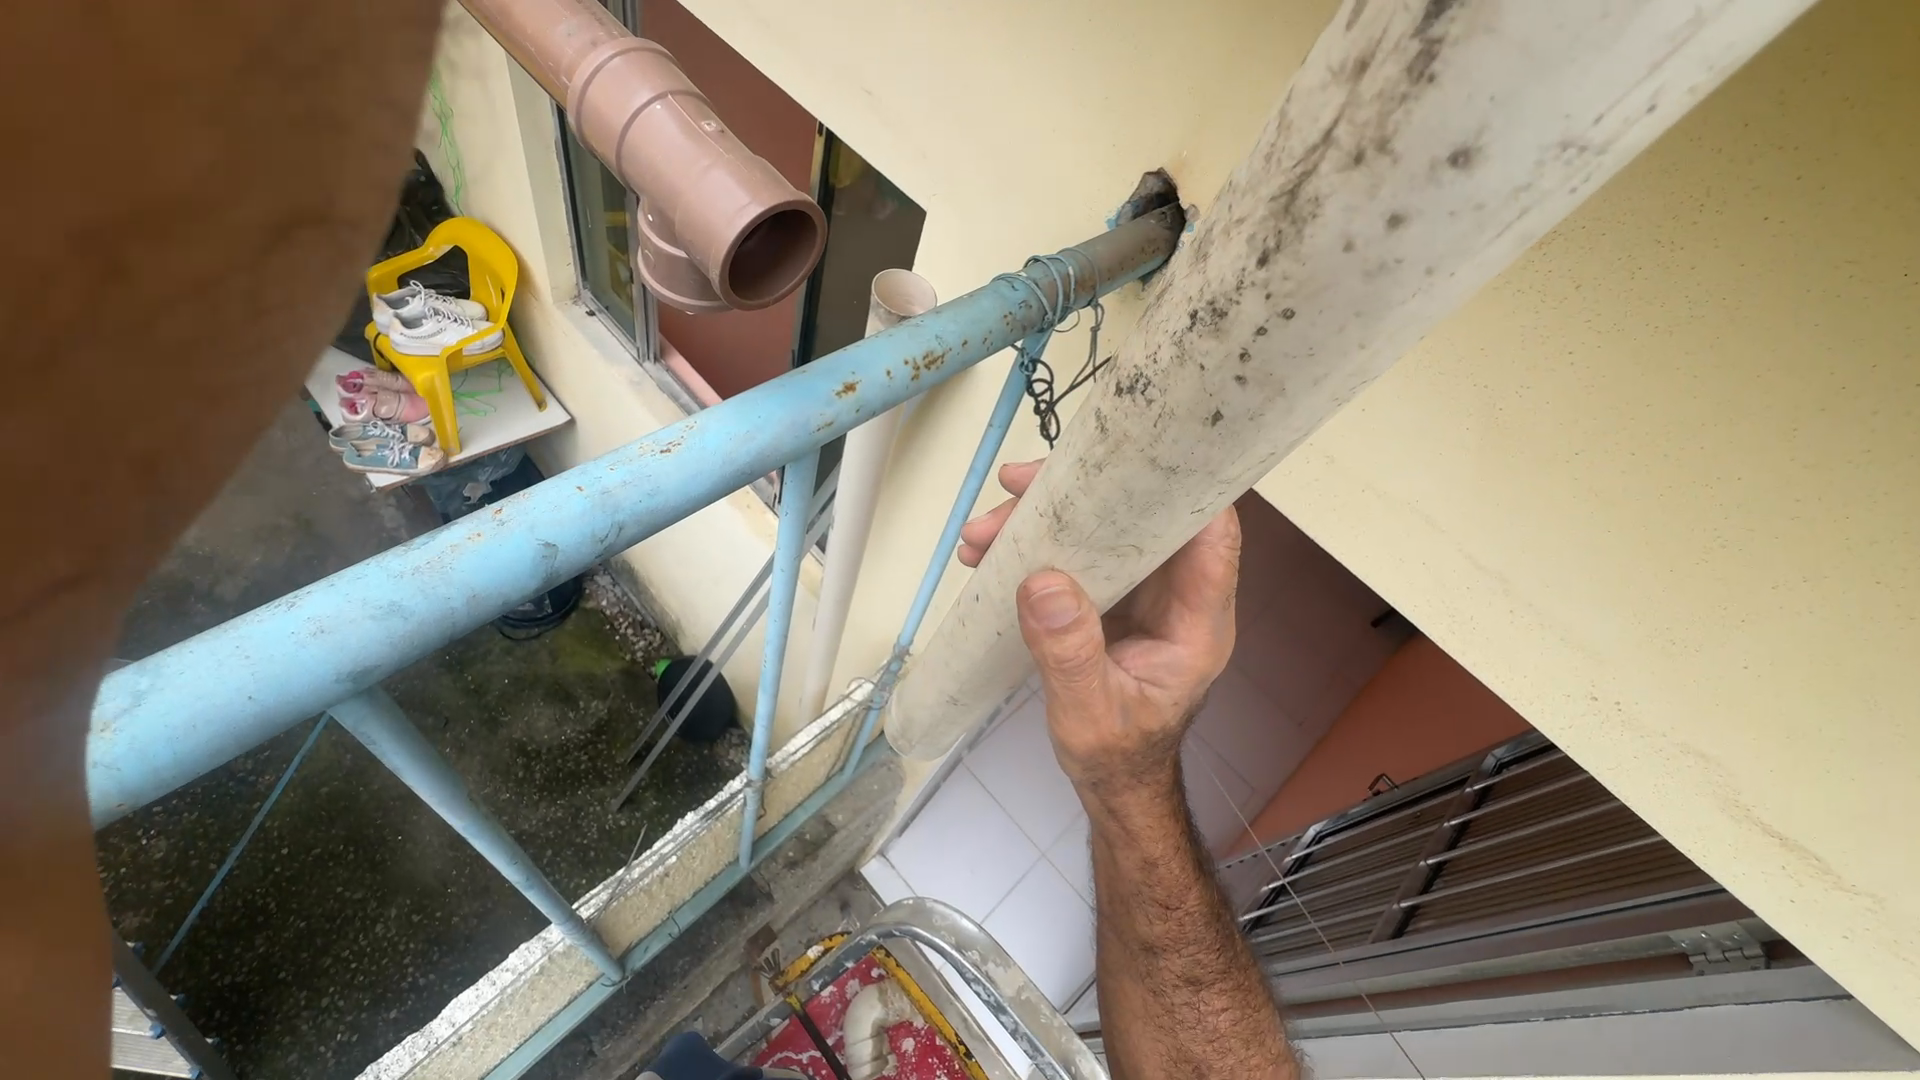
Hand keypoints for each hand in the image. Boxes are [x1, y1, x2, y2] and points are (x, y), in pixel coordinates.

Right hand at [959, 459, 1240, 803]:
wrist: (1110, 779)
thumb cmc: (1116, 757)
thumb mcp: (1089, 715)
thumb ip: (1070, 655)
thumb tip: (1042, 581)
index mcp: (1195, 623)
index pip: (1211, 538)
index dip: (1182, 489)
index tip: (1123, 460)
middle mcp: (1175, 596)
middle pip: (1144, 518)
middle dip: (1078, 497)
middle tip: (1014, 488)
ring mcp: (1143, 594)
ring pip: (1104, 530)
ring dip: (1044, 520)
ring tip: (983, 532)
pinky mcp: (1111, 597)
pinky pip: (1079, 553)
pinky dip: (1036, 545)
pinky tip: (991, 552)